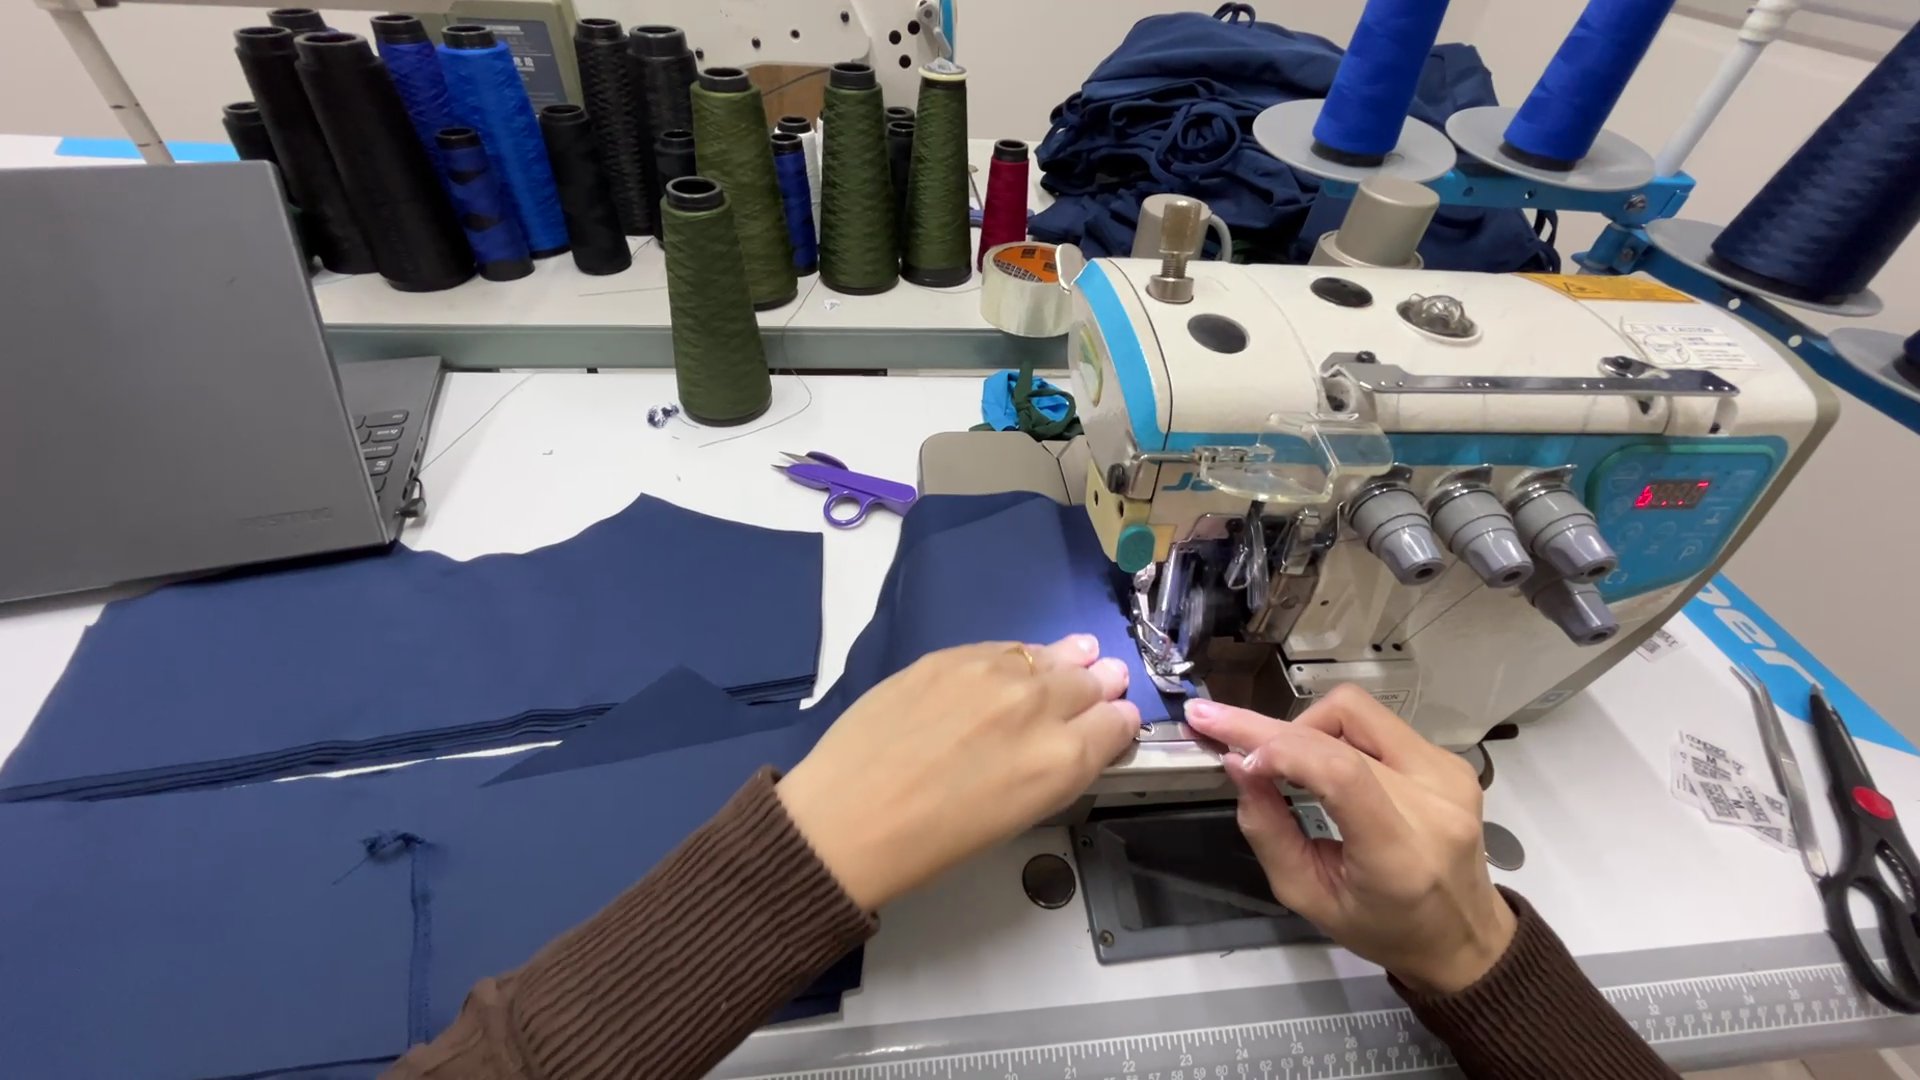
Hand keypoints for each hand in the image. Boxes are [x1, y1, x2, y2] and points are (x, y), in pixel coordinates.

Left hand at [779, 635, 1139, 910]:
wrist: (849, 817)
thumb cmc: (934, 841)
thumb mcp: (1016, 815)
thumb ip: (1054, 768)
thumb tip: (1076, 737)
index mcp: (1060, 761)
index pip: (1114, 724)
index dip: (1119, 721)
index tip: (1116, 719)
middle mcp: (1037, 706)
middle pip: (1088, 683)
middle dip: (1100, 685)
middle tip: (1104, 680)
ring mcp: (992, 673)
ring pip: (1050, 655)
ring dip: (1070, 659)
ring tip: (1081, 654)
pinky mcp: (951, 656)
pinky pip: (1005, 648)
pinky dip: (1022, 655)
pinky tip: (1024, 659)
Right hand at [1183, 687, 1515, 993]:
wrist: (1464, 936)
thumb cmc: (1380, 926)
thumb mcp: (1306, 895)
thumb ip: (1266, 829)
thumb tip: (1235, 764)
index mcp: (1399, 854)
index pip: (1340, 772)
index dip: (1280, 751)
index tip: (1231, 753)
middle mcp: (1434, 805)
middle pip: (1336, 733)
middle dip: (1265, 728)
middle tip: (1213, 720)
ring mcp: (1447, 776)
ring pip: (1351, 710)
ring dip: (1302, 726)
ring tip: (1284, 759)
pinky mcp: (1448, 761)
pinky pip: (1372, 720)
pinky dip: (1332, 732)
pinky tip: (1321, 762)